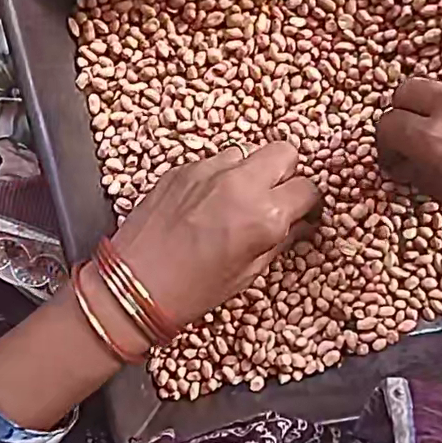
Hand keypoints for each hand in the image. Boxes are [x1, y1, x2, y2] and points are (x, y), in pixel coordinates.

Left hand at [111, 142, 321, 335]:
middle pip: (284, 152)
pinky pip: (213, 161)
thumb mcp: (249, 273)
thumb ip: (280, 239)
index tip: (302, 211)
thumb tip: (299, 222)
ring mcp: (207, 171)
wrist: (132, 286)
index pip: (307, 189)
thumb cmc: (192, 290)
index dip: (308, 202)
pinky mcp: (181, 168)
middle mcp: (239, 184)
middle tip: (275, 197)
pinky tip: (206, 203)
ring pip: (246, 152)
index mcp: (263, 216)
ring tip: (235, 201)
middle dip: (285, 173)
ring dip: (249, 172)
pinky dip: (217, 177)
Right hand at [374, 77, 441, 262]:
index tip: (395, 162)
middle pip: (406, 90)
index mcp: (438, 141)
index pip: (387, 124)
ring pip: (441, 84)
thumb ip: (428, 178)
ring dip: (433, 107)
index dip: (385, 146)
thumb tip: (409, 164)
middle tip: (411, 143)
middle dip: (401, 116)